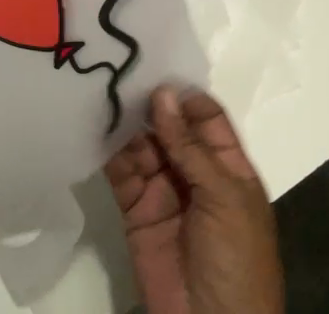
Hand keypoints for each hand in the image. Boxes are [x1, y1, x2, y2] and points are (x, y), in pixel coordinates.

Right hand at [106, 87, 283, 313]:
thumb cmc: (237, 261)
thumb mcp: (224, 199)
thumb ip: (190, 147)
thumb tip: (162, 93)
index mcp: (229, 170)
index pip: (206, 119)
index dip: (183, 97)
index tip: (152, 68)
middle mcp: (195, 174)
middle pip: (169, 128)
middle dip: (147, 104)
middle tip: (116, 72)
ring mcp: (164, 192)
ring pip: (141, 146)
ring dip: (124, 124)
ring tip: (99, 94)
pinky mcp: (135, 210)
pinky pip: (120, 173)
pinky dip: (107, 152)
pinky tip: (91, 128)